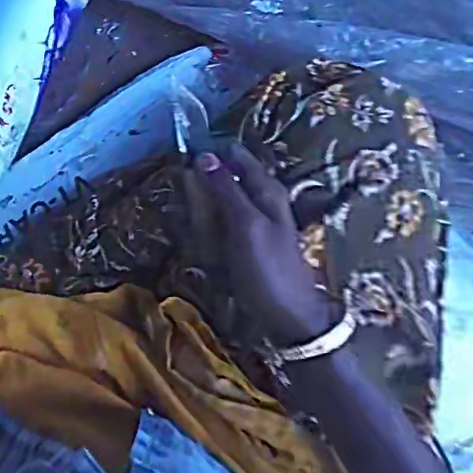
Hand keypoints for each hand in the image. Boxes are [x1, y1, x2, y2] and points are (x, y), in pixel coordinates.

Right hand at [189, 143, 340, 345]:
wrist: (289, 319)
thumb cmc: (269, 268)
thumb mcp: (245, 224)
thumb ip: (226, 188)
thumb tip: (204, 155)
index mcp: (267, 189)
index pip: (235, 156)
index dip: (211, 154)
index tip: (183, 158)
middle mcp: (262, 200)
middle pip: (226, 178)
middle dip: (203, 186)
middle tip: (190, 202)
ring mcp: (254, 222)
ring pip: (220, 202)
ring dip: (203, 211)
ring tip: (196, 227)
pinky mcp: (245, 243)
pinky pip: (220, 225)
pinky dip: (208, 230)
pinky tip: (202, 240)